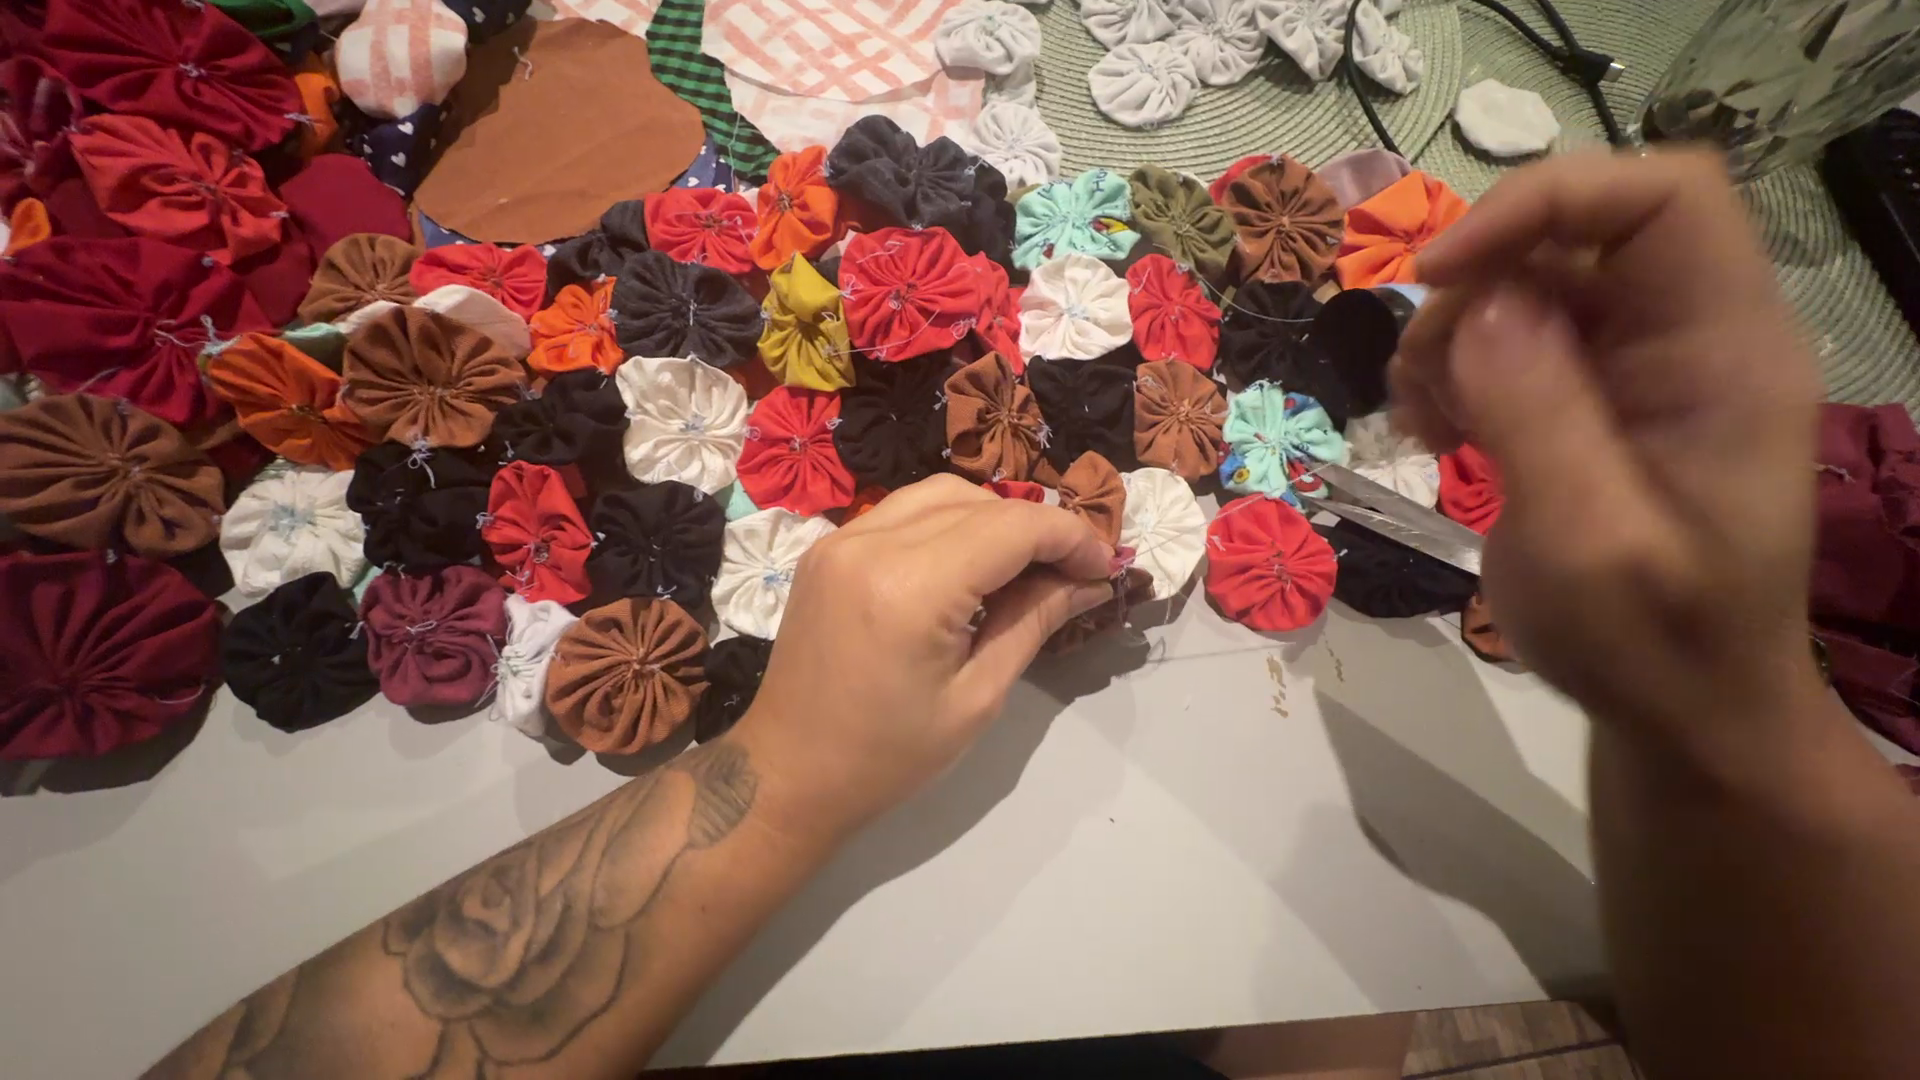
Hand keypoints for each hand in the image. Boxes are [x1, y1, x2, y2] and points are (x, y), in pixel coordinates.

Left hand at [729, 475, 1114, 840]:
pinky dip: (950, 522)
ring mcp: (842, 539)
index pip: (1013, 527)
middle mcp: (871, 543)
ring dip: (995, 518)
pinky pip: (904, 511)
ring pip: (942, 494)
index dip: (1071, 537)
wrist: (789, 772)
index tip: (1106, 566)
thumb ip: (1036, 621)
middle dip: (1039, 527)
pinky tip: (969, 563)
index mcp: (910, 587)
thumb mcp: (978, 696)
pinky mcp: (828, 548)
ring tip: (1026, 565)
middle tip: (1074, 570)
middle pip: (981, 502)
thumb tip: (1092, 579)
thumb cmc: (888, 755)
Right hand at [1391, 149, 1826, 749]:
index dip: (1540, 205)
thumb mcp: (1587, 537)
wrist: (1674, 703)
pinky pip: (1496, 347)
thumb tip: (1473, 305)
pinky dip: (1446, 378)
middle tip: (1421, 390)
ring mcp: (1626, 371)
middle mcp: (1680, 340)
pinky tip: (1438, 437)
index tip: (1434, 276)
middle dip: (1468, 298)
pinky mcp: (1578, 402)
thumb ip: (1539, 415)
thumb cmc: (1649, 636)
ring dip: (1444, 345)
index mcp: (1722, 352)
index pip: (1659, 201)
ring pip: (1515, 293)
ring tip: (1429, 428)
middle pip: (1566, 242)